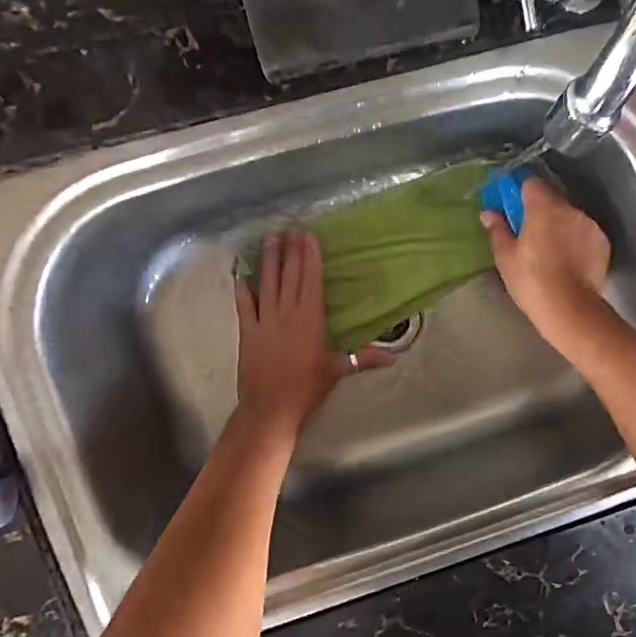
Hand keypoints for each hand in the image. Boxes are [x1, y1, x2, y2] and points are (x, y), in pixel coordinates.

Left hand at [235, 230, 391, 433]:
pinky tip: (242, 272)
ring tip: (270, 238)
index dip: (309, 256)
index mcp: (311, 319)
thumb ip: (363, 359)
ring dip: (268, 259)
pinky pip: (244, 304)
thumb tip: (393, 357)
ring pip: (267, 283)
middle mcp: (287, 313)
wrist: (270, 408)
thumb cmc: (307, 388)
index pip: (311, 280)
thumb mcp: (337, 371)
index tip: (308, 235)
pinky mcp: (247, 331)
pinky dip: (243, 287)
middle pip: (289, 275)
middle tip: (289, 228)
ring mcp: (264, 320)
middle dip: (290, 250)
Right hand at [481, 178, 611, 346]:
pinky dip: (576, 240)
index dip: (520, 192)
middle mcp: (570, 209)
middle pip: (552, 199)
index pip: (531, 183)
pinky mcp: (602, 242)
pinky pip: (584, 232)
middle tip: (528, 234)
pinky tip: (568, 260)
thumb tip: (488, 213)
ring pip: (570, 216)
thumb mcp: (506, 257)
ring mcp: (590, 225)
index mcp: (543, 207)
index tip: (512, 207)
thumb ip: (497, 230)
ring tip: (550, 251)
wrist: (569, 308)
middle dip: (540, 210)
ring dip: (559, 225)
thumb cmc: (531, 281)